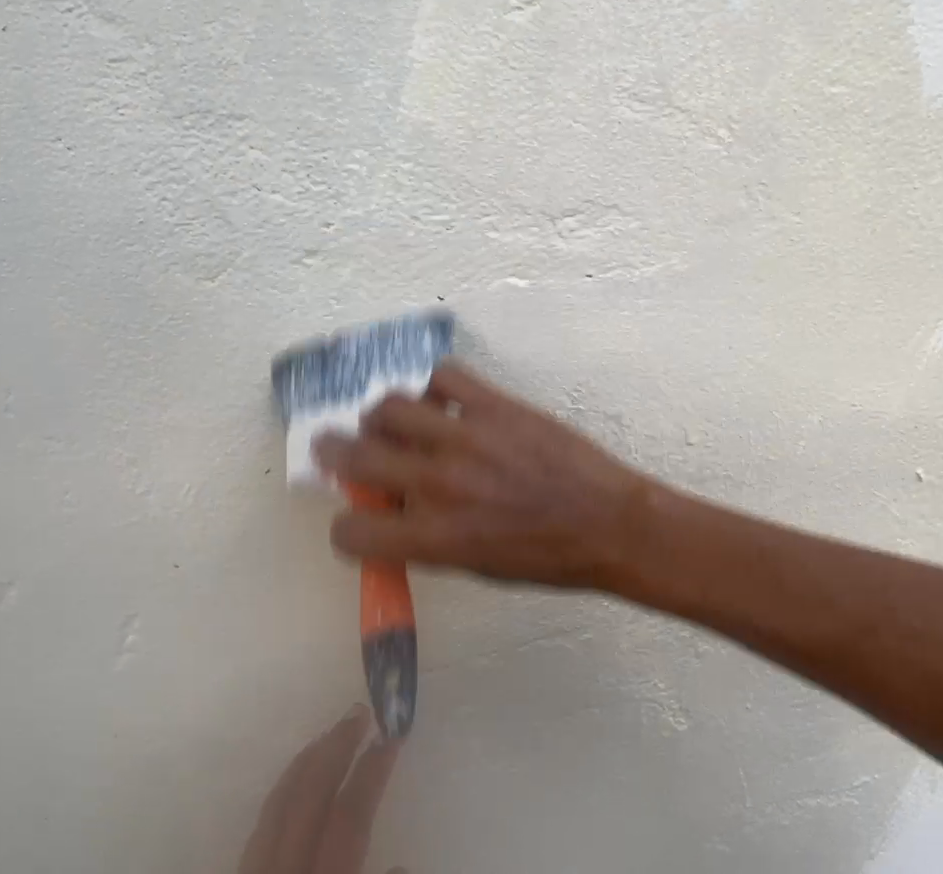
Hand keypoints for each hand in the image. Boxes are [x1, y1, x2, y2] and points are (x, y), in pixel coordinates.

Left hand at [239, 706, 402, 873]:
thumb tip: (402, 863)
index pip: (350, 816)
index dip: (372, 773)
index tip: (392, 736)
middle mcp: (283, 866)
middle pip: (310, 798)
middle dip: (336, 750)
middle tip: (359, 712)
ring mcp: (254, 869)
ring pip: (277, 805)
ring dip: (305, 764)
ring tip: (328, 734)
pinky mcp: (241, 870)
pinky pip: (261, 822)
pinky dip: (281, 792)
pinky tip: (294, 783)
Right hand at [313, 363, 651, 588]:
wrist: (609, 523)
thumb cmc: (547, 559)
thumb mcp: (475, 567)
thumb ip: (426, 541)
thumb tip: (395, 514)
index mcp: (433, 538)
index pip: (351, 531)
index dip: (345, 529)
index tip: (356, 522)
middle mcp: (437, 484)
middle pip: (353, 454)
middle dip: (333, 452)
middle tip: (336, 447)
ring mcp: (465, 438)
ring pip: (389, 405)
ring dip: (381, 416)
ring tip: (395, 422)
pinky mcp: (494, 405)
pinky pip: (444, 375)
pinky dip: (434, 385)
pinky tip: (444, 401)